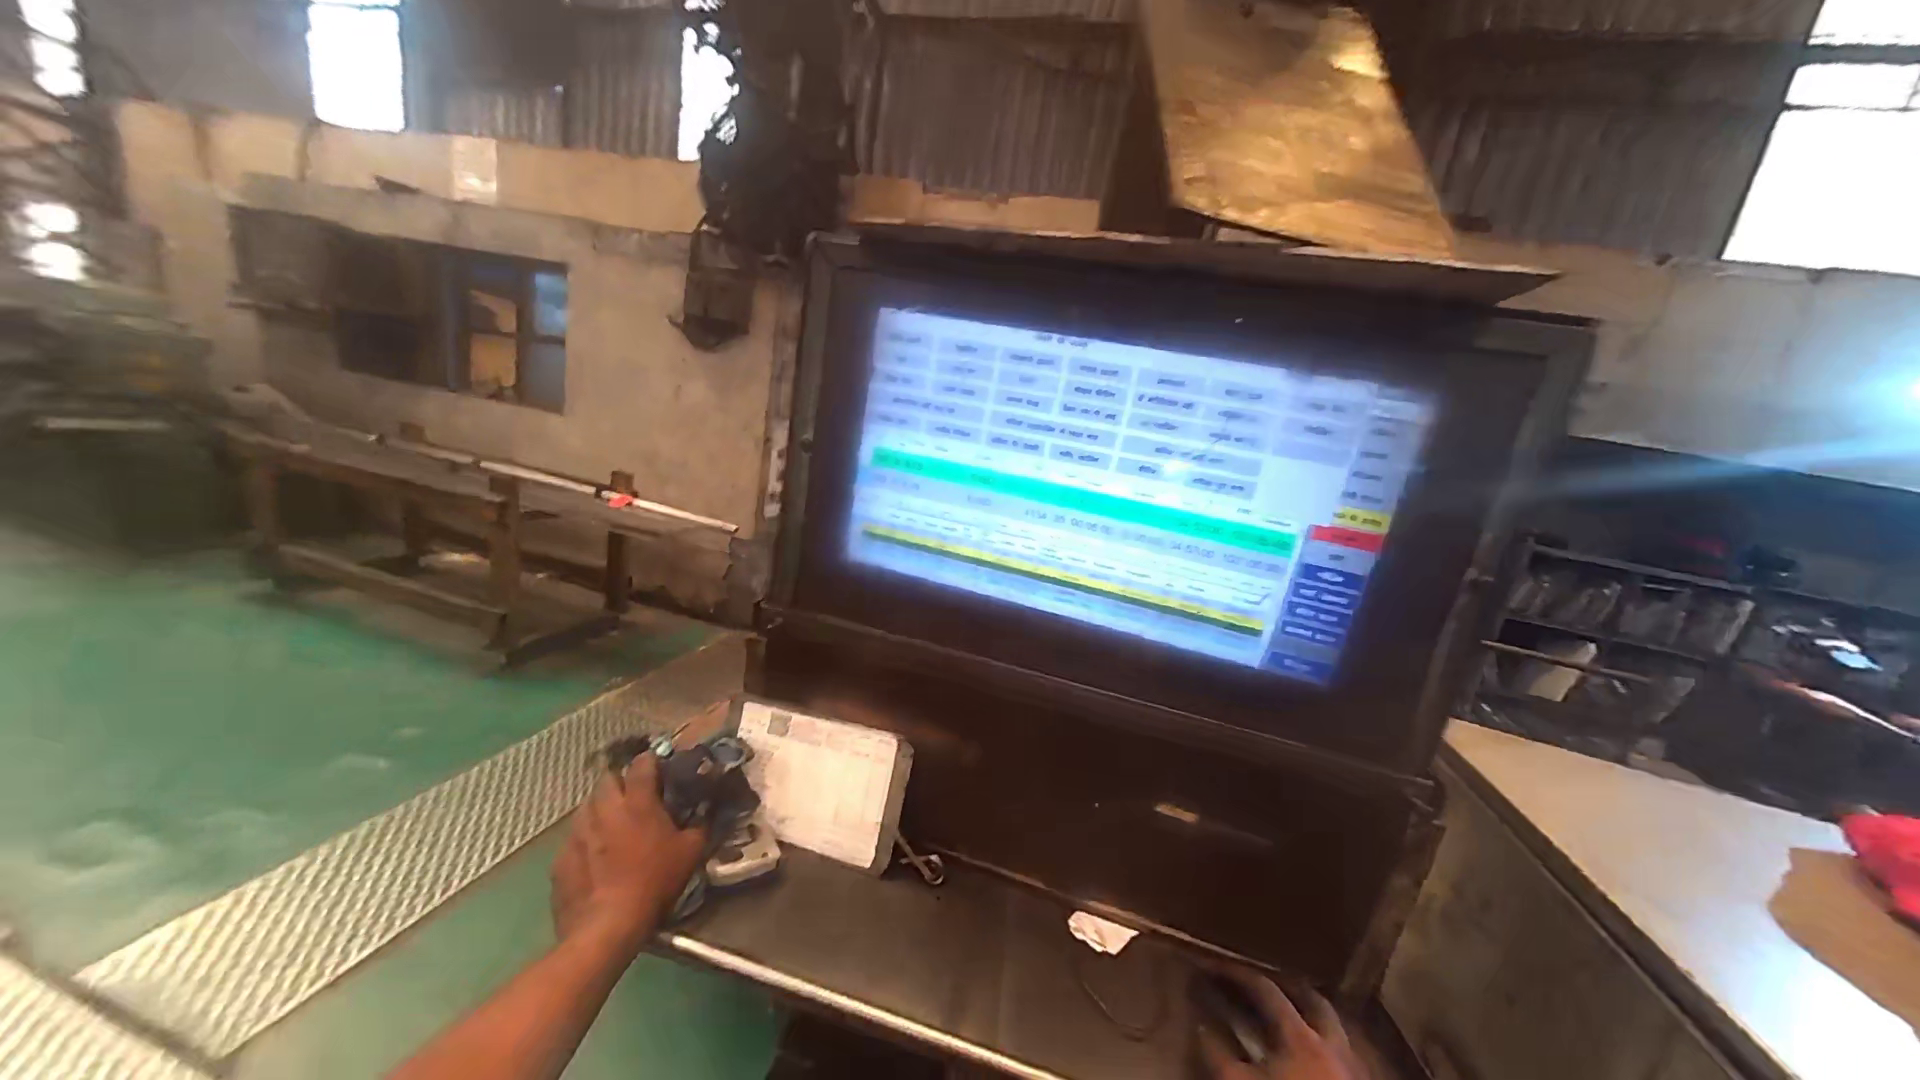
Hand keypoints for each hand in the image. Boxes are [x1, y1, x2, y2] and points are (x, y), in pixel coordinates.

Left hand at [550, 755, 708, 953]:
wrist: (606, 926)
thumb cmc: (654, 882)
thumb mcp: (690, 852)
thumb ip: (699, 826)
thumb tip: (704, 814)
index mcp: (638, 801)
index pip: (642, 764)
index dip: (651, 761)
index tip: (660, 767)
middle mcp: (604, 809)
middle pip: (608, 779)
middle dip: (621, 782)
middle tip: (635, 797)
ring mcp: (577, 833)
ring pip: (587, 807)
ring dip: (601, 809)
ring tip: (613, 826)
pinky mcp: (560, 858)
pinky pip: (574, 838)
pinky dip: (586, 840)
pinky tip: (596, 858)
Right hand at [1199, 972, 1368, 1079]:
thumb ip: (1219, 1054)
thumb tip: (1203, 1025)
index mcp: (1300, 1036)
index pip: (1265, 990)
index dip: (1237, 975)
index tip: (1214, 967)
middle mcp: (1332, 1044)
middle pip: (1314, 1000)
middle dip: (1286, 987)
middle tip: (1261, 984)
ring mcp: (1352, 1071)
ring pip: (1335, 1028)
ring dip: (1310, 1015)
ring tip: (1285, 1017)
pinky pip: (1343, 1056)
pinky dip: (1323, 1045)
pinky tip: (1306, 1058)